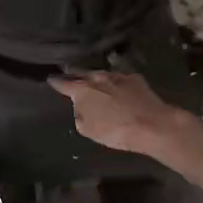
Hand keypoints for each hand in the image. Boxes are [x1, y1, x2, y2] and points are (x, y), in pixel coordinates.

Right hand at [48, 71, 202, 158]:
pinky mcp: (136, 79)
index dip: (55, 82)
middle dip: (74, 73)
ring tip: (91, 79)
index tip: (50, 79)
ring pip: (101, 74)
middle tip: (67, 73)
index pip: (63, 83)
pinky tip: (115, 86)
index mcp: (82, 90)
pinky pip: (119, 79)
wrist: (153, 125)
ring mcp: (118, 76)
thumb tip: (81, 106)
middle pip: (82, 73)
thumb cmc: (116, 130)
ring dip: (94, 77)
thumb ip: (80, 113)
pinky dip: (114, 82)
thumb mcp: (87, 129)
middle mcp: (98, 77)